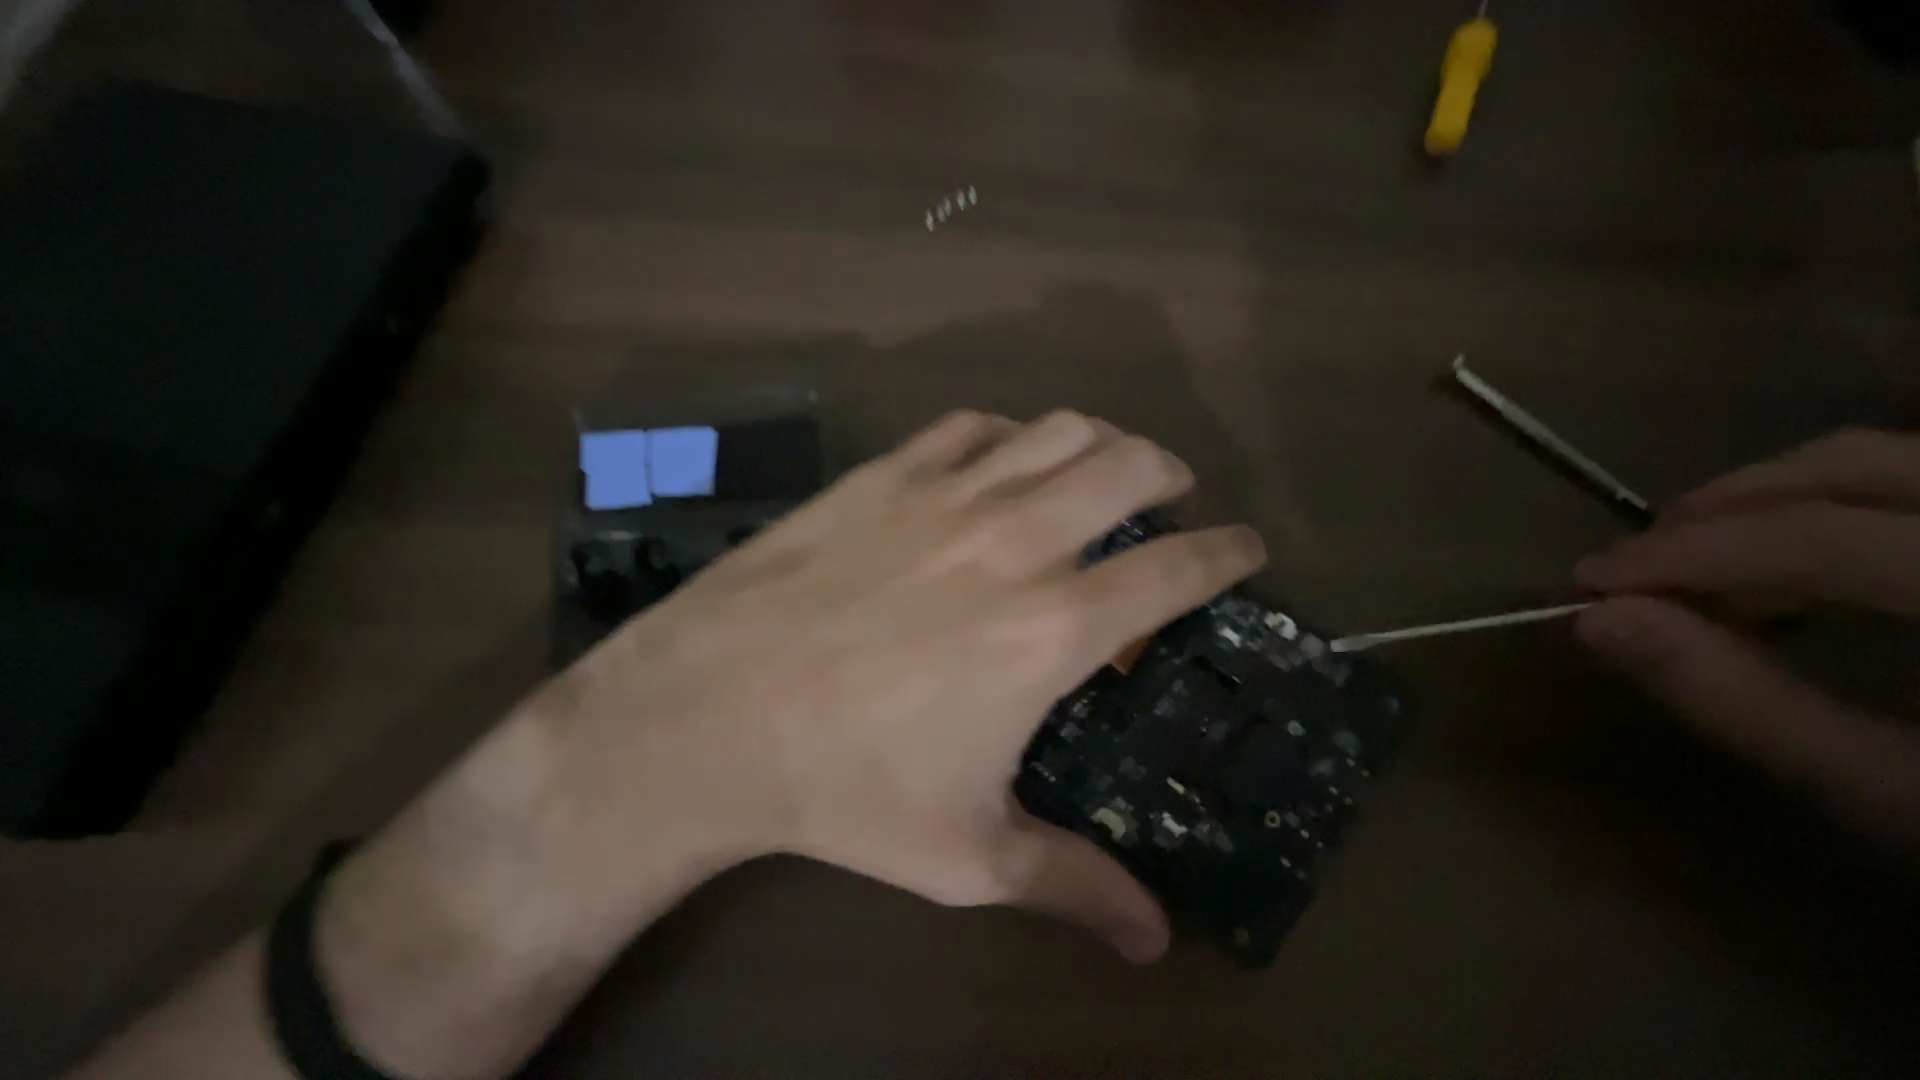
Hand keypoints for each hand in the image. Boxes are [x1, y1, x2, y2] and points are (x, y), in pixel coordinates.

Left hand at [537, 409, 1264, 961]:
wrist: (708, 717)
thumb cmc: (845, 789)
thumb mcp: (968, 855)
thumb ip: (1072, 885)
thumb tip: (1153, 943)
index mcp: (1051, 627)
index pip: (1175, 568)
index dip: (1228, 551)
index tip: (1247, 547)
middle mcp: (1014, 541)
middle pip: (1128, 466)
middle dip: (1171, 472)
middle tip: (1176, 495)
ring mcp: (944, 497)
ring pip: (1056, 430)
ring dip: (1099, 440)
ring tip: (1104, 465)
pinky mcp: (881, 476)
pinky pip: (967, 427)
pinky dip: (1005, 435)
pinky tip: (999, 459)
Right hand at [1572, 428, 1919, 839]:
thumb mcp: (1893, 796)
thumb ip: (1743, 702)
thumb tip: (1599, 622)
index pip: (1816, 538)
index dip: (1686, 555)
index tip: (1587, 584)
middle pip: (1852, 465)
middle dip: (1719, 510)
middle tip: (1636, 572)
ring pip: (1884, 457)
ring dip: (1767, 504)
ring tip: (1705, 572)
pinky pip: (1909, 482)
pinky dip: (1829, 511)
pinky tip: (1792, 573)